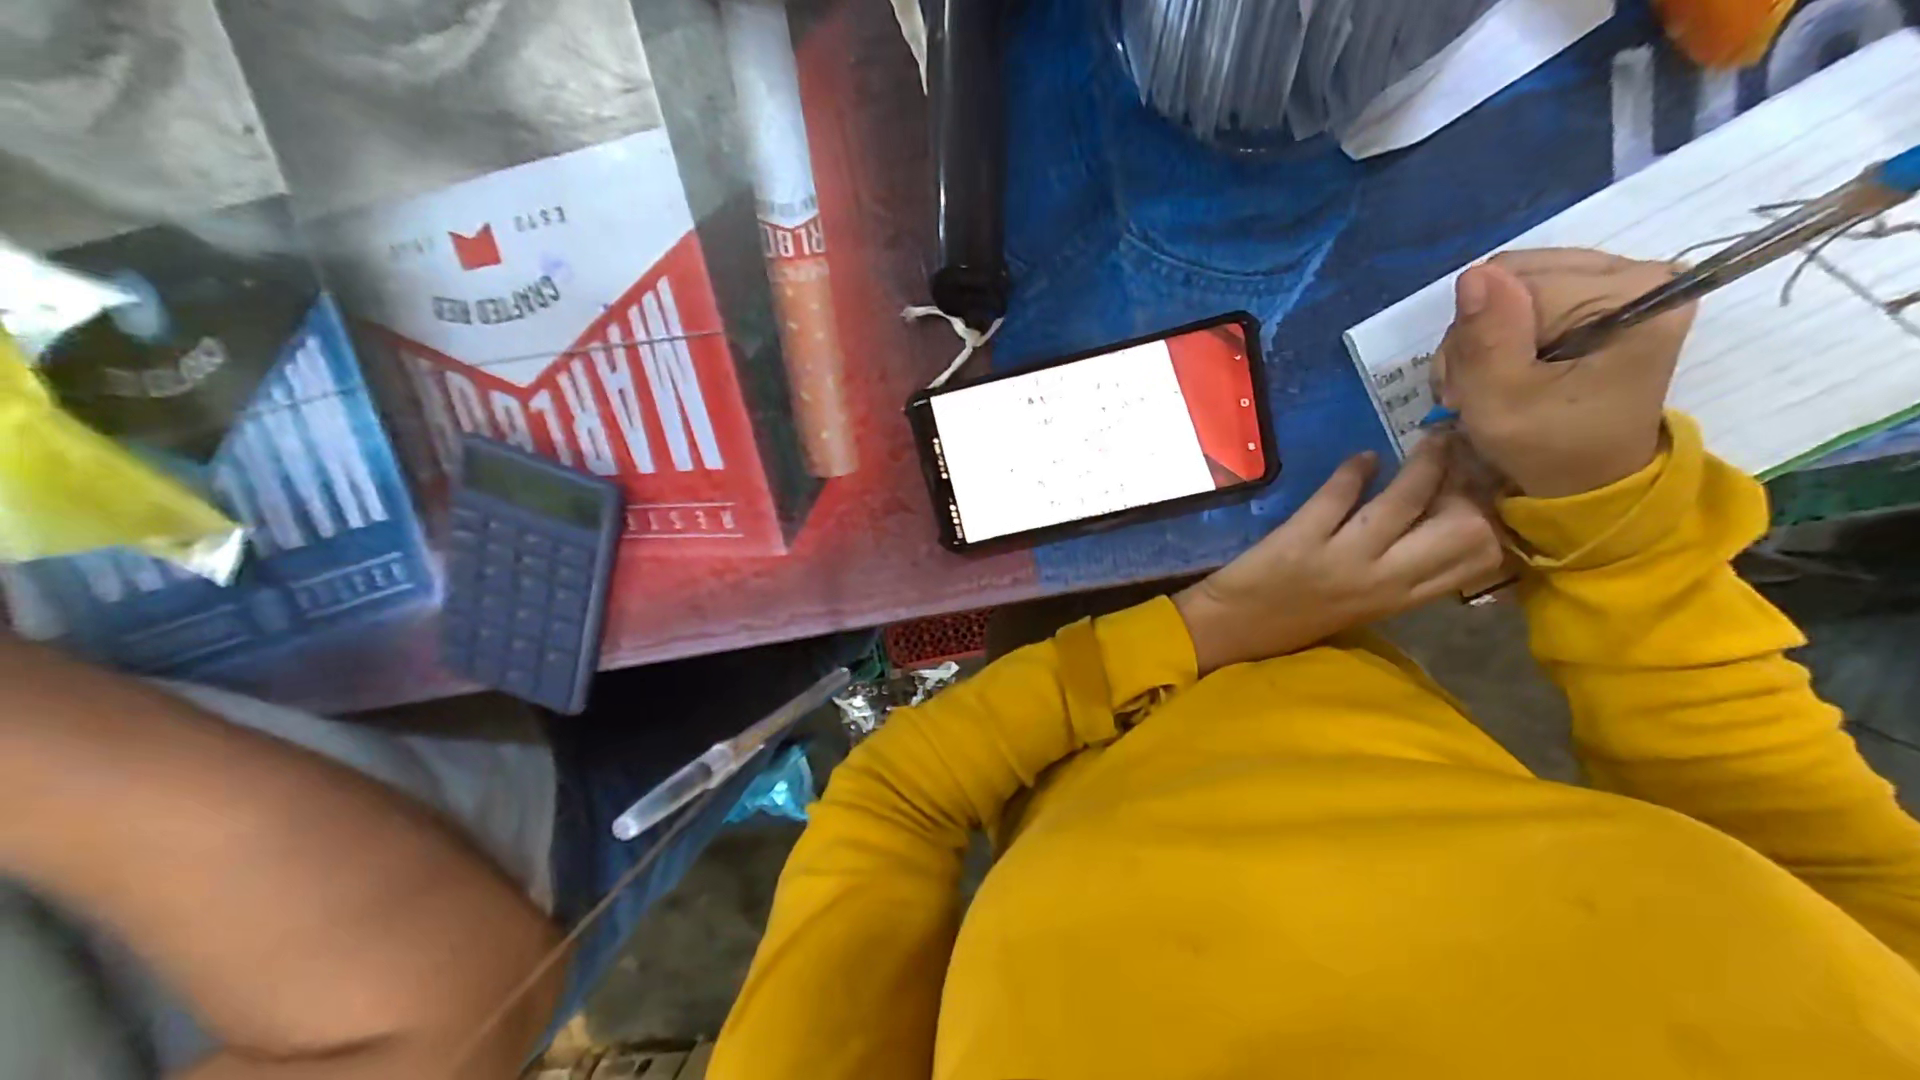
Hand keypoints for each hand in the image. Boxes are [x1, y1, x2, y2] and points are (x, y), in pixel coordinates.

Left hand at [1173, 435, 1504, 674]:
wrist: (1232, 630)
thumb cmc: (1299, 617)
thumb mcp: (1368, 605)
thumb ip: (1405, 574)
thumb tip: (1444, 522)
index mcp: (1402, 598)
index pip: (1480, 557)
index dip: (1491, 517)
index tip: (1482, 488)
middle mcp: (1382, 581)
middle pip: (1462, 528)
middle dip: (1469, 486)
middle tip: (1460, 457)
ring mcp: (1341, 560)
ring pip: (1403, 501)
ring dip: (1424, 463)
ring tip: (1430, 440)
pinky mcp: (1299, 540)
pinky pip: (1338, 495)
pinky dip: (1354, 469)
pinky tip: (1361, 459)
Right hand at [1434, 249, 1695, 498]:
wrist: (1588, 478)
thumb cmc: (1549, 447)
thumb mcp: (1502, 402)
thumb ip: (1486, 340)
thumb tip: (1473, 275)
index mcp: (1631, 297)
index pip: (1516, 286)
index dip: (1478, 334)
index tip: (1469, 387)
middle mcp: (1638, 275)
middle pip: (1514, 276)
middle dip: (1477, 332)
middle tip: (1474, 385)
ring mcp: (1621, 283)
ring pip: (1511, 283)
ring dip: (1481, 336)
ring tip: (1486, 381)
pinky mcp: (1602, 297)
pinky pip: (1525, 292)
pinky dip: (1497, 332)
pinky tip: (1501, 365)